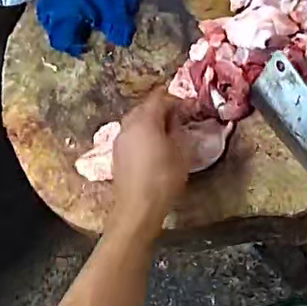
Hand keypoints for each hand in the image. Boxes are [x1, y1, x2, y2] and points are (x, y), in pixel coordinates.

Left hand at [107, 89, 189, 234]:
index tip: (189, 109)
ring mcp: (119, 140)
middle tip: (180, 120)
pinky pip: (131, 135)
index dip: (176, 100)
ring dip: (151, 122)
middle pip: (145, 107)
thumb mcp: (181, 152)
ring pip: (136, 121)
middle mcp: (128, 125)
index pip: (159, 98)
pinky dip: (143, 135)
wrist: (138, 207)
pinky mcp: (117, 154)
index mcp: (144, 120)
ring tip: (168, 134)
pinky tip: (154, 148)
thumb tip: (176, 122)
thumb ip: (179, 130)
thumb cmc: (163, 178)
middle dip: (162, 109)